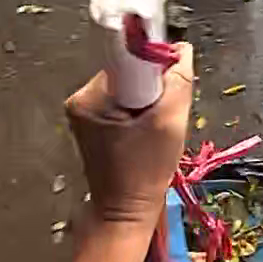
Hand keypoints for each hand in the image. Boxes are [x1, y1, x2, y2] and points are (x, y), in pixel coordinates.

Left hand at [64, 43, 193, 225]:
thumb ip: (178, 81)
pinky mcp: (91, 123)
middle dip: (151, 86)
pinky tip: (145, 132)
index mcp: (90, 97)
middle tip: (165, 113)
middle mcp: (81, 99)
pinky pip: (121, 102)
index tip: (171, 74)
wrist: (124, 213)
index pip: (124, 58)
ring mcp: (84, 112)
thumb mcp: (170, 123)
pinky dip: (137, 112)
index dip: (152, 62)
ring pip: (126, 87)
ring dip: (146, 100)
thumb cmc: (145, 172)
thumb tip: (181, 49)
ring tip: (155, 127)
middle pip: (127, 72)